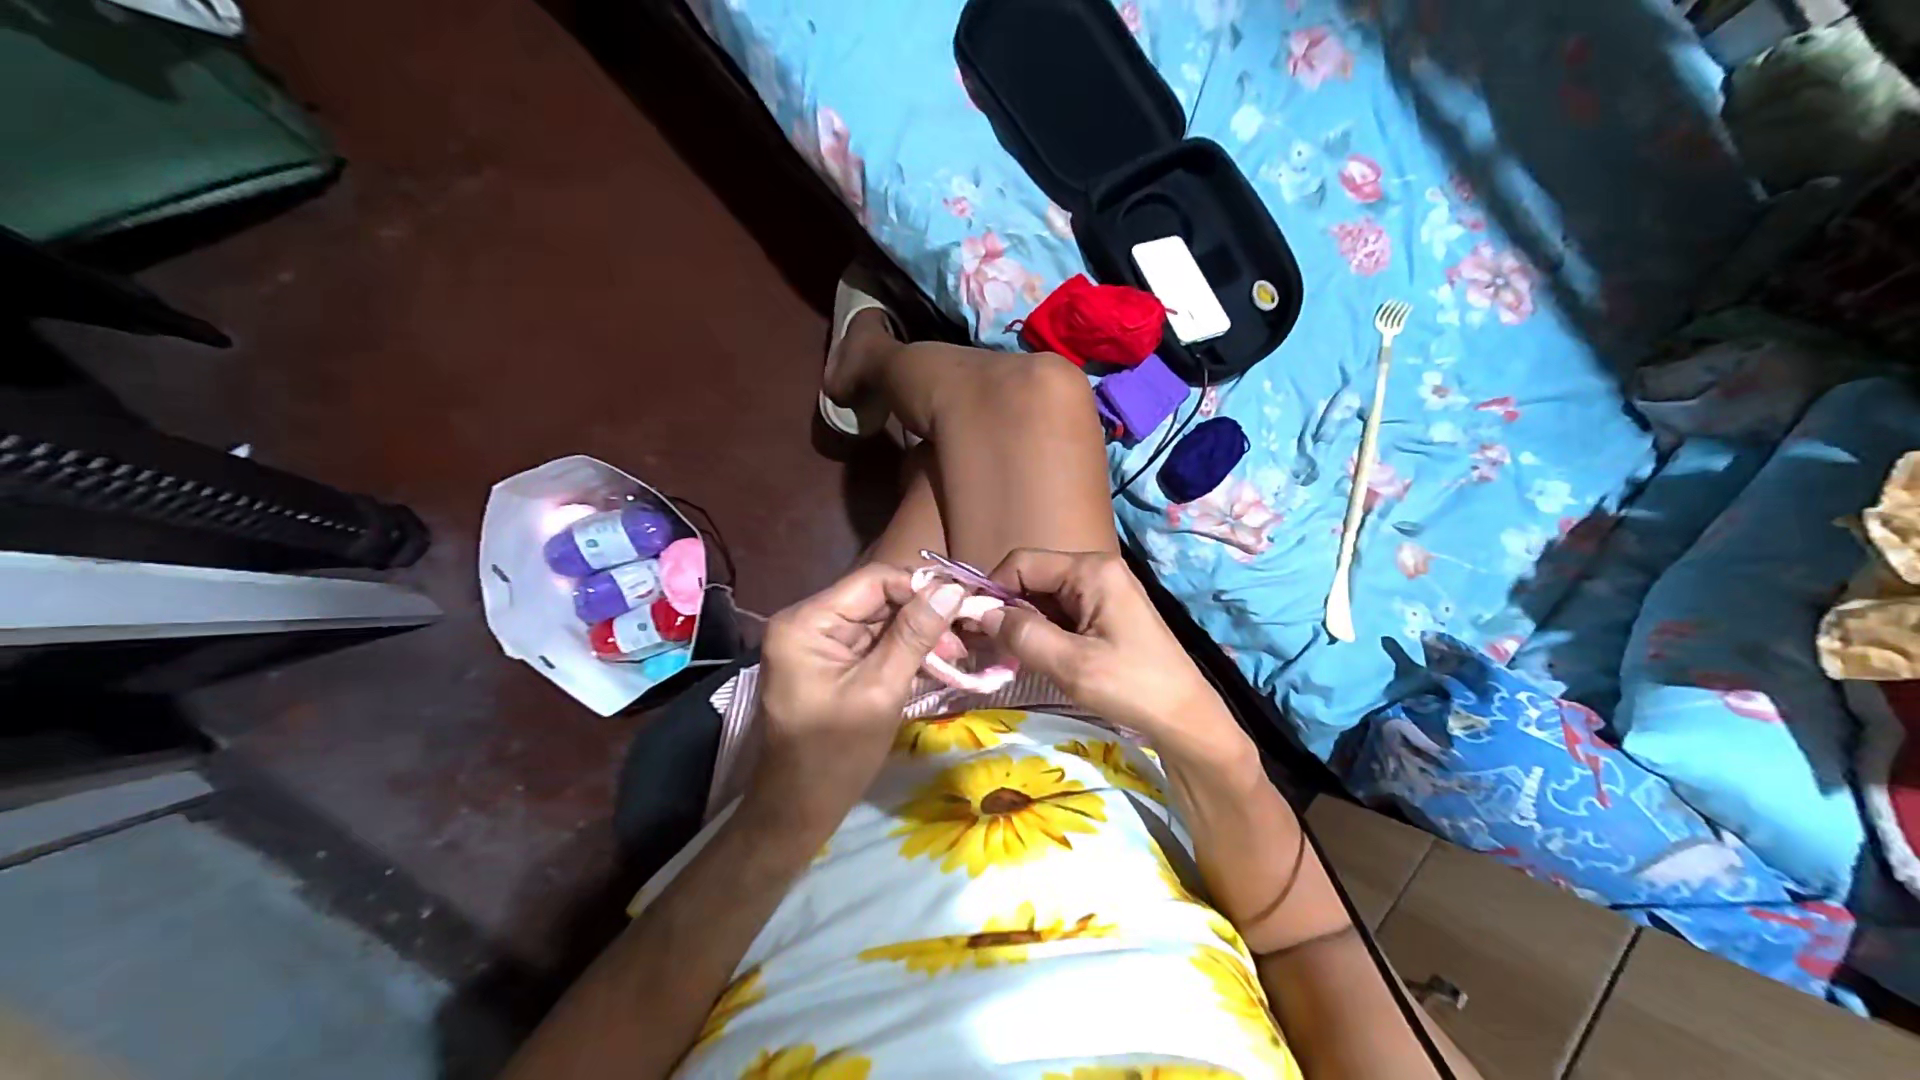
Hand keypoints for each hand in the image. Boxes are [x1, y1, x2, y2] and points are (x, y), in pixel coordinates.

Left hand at [751, 563, 964, 825]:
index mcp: (806, 622)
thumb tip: (953, 589)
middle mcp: (807, 621)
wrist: (798, 809)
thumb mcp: (881, 691)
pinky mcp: (830, 660)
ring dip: (918, 635)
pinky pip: (873, 642)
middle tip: (963, 639)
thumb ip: (915, 635)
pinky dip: (903, 651)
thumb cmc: (836, 755)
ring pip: (880, 620)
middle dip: (922, 615)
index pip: (874, 581)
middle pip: (877, 598)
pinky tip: (935, 664)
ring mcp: (817, 641)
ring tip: (955, 657)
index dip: (921, 588)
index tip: (963, 605)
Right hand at [979, 549, 1232, 750]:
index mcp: (1091, 570)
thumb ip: (1022, 634)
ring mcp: (1102, 590)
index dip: (992, 590)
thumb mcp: (1070, 664)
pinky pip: (1060, 611)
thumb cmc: (1131, 686)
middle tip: (987, 645)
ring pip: (1043, 596)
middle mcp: (1096, 569)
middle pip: (1032, 577)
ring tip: (1009, 654)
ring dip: (1024, 622)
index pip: (1022, 563)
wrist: (1185, 717)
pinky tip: (1036, 655)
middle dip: (1007, 608)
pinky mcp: (1105, 611)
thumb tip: (982, 614)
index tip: (972, 625)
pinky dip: (1042, 630)